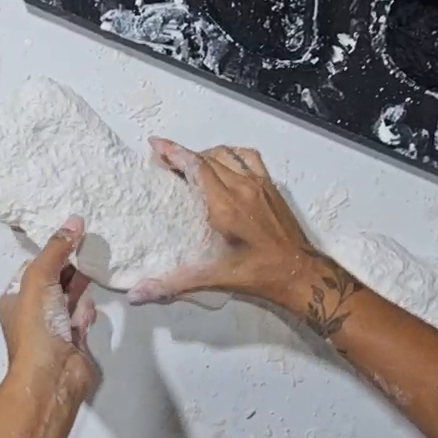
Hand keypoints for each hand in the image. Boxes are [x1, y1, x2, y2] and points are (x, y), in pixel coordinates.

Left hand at [0, 216, 98, 399]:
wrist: (54, 375)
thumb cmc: (38, 326)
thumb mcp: (40, 279)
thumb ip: (57, 249)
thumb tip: (74, 220)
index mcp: (14, 298)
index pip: (32, 267)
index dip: (51, 252)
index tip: (72, 236)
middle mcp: (31, 313)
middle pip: (53, 280)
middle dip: (70, 267)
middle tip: (90, 246)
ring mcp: (52, 328)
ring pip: (69, 298)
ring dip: (80, 286)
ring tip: (97, 267)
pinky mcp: (72, 340)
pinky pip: (81, 316)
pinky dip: (86, 311)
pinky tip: (90, 308)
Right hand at [128, 139, 328, 306]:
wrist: (300, 273)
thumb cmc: (257, 274)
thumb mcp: (213, 278)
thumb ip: (173, 283)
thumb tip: (136, 294)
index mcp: (226, 205)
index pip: (196, 167)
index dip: (174, 151)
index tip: (155, 144)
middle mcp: (242, 187)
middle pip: (207, 158)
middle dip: (183, 155)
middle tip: (164, 160)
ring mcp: (259, 184)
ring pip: (227, 154)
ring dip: (206, 154)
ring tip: (190, 164)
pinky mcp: (271, 186)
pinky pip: (249, 157)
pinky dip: (231, 155)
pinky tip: (223, 164)